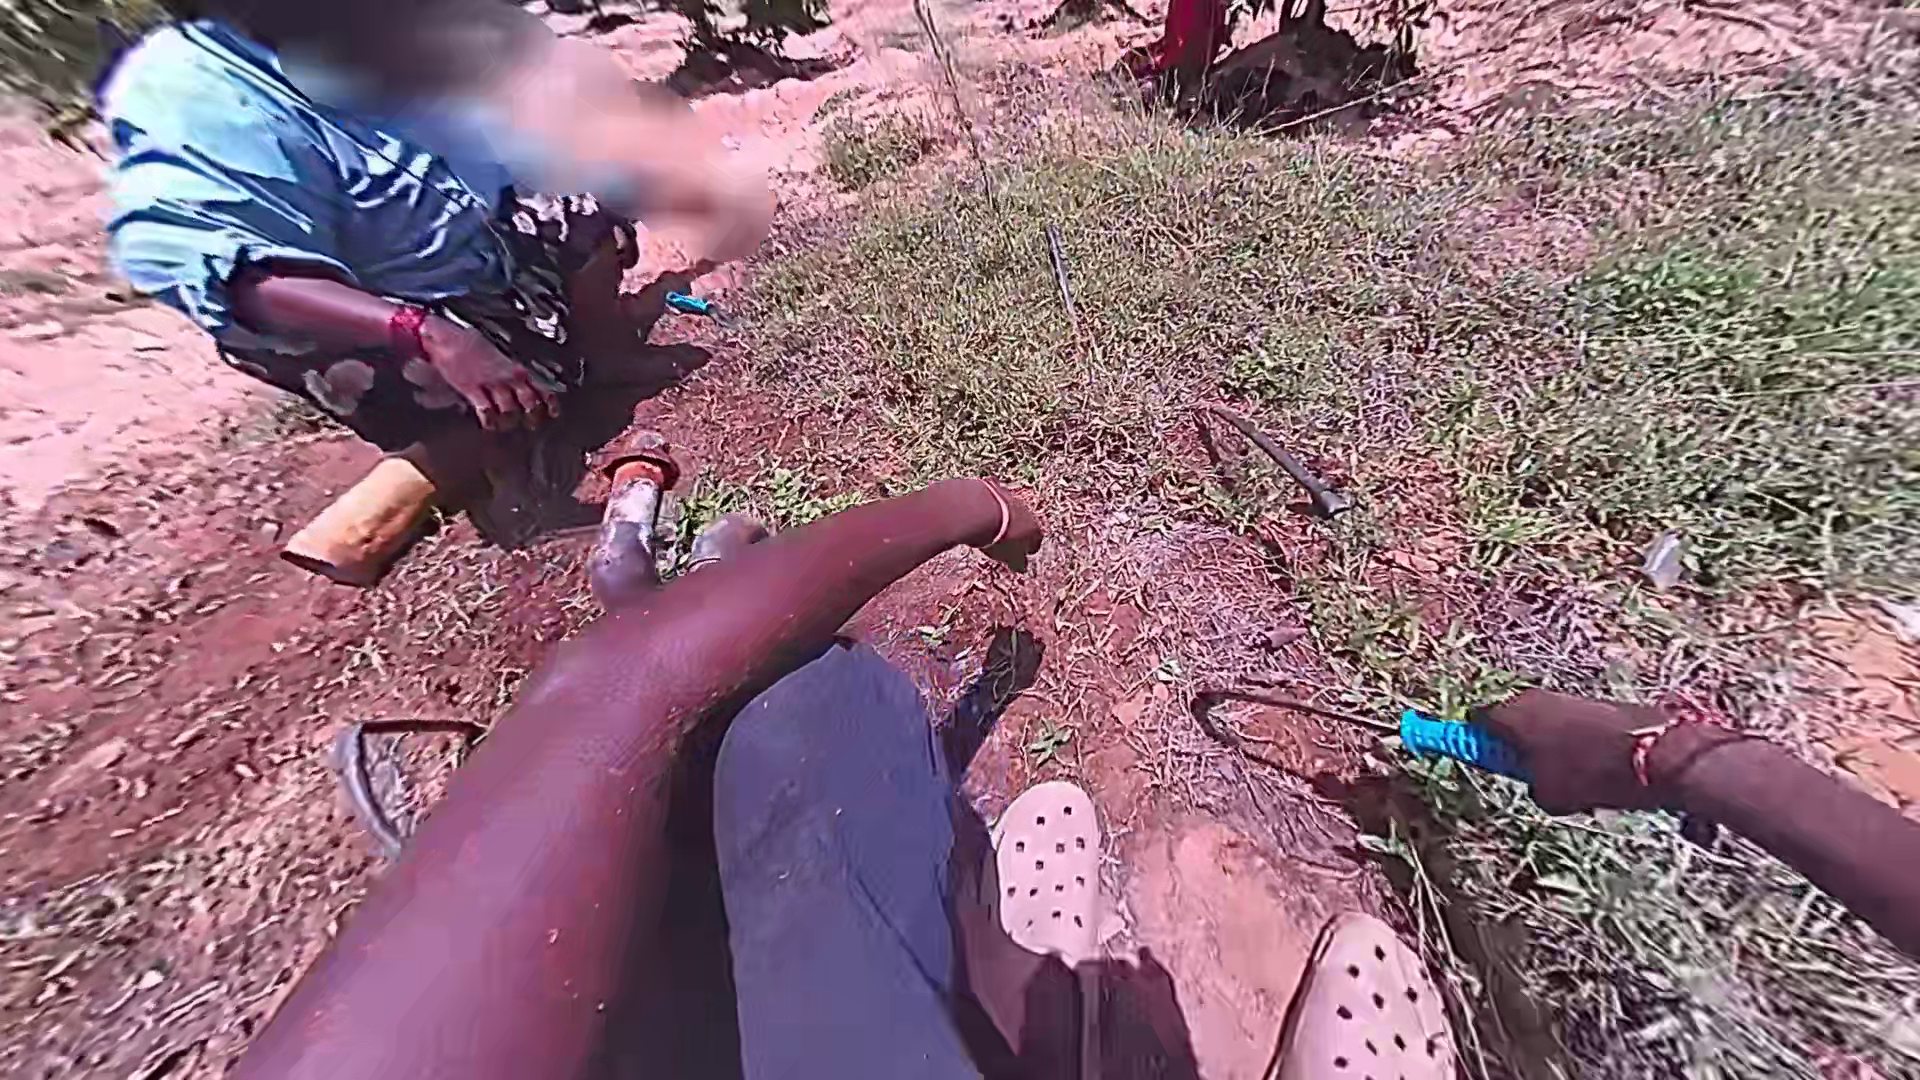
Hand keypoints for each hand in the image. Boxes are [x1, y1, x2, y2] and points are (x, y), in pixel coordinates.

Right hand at [419, 317, 556, 431]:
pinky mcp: (470, 388)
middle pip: (529, 403)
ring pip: (509, 409)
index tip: (553, 413)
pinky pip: (485, 409)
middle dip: (533, 416)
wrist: (445, 335)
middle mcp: (508, 377)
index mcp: (517, 369)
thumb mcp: (500, 354)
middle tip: (531, 424)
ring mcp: (490, 383)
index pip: (541, 389)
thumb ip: (512, 370)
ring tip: (508, 425)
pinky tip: (489, 425)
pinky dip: (489, 420)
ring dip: (510, 421)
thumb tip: (524, 384)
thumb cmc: (471, 343)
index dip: (549, 403)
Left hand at [976, 481, 1042, 572]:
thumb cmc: (999, 538)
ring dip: (1005, 518)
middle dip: (1018, 531)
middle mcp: (1027, 512)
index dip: (1029, 549)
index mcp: (1035, 530)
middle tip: (1008, 540)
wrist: (981, 512)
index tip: (1023, 553)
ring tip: (994, 527)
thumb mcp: (1009, 556)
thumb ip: (1017, 562)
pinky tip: (983, 513)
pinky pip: (996, 500)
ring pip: (1012, 511)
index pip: (1036, 542)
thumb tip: (1022, 567)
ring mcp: (1012, 499)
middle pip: (1025, 523)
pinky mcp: (996, 489)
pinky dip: (992, 506)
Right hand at [1474, 690, 1667, 813]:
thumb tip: (1539, 787)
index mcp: (1508, 715)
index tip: (1497, 760)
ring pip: (1549, 719)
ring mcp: (1568, 697)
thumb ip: (1534, 788)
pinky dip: (1586, 739)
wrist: (1666, 755)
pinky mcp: (1602, 701)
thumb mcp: (1553, 796)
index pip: (1477, 722)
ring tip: (1582, 772)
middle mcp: (1531, 698)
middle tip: (1539, 770)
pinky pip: (1581, 721)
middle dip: (1522, 741)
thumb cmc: (1592, 774)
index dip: (1482, 742)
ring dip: (1557, 740)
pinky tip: (1608, 764)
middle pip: (1514, 718)